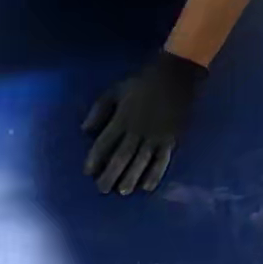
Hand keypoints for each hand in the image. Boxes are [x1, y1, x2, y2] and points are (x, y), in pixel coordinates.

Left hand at [82, 51, 207, 194]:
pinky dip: (155, 174)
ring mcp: (156, 135)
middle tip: (102, 189)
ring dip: (131, 178)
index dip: (95, 159)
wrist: (178, 72)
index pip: (105, 143)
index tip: (88, 172)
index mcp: (122, 118)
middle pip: (122, 156)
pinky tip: (147, 187)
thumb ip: (99, 110)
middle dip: (111, 175)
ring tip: (122, 191)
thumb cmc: (142, 83)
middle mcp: (138, 130)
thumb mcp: (115, 91)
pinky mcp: (171, 138)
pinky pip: (162, 160)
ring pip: (141, 161)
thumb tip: (84, 131)